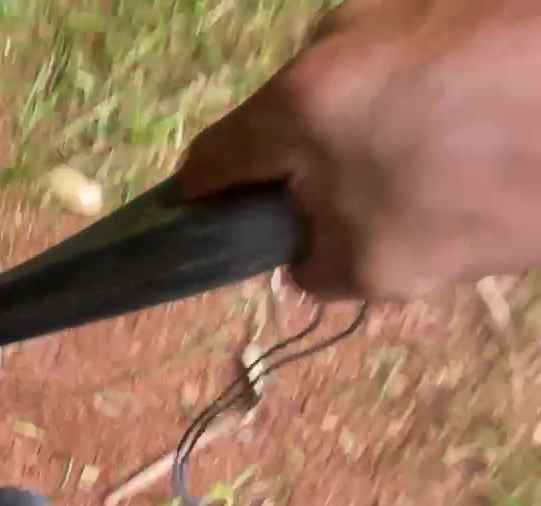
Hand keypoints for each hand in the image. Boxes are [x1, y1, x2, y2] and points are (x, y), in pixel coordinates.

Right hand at [178, 0, 540, 299]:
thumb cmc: (508, 188)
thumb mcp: (380, 267)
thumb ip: (308, 262)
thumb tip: (305, 245)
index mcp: (298, 103)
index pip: (205, 161)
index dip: (207, 202)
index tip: (236, 225)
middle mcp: (342, 31)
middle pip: (284, 112)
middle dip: (309, 154)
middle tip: (373, 189)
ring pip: (359, 71)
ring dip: (380, 111)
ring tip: (457, 139)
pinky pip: (428, 38)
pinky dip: (445, 76)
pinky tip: (500, 100)